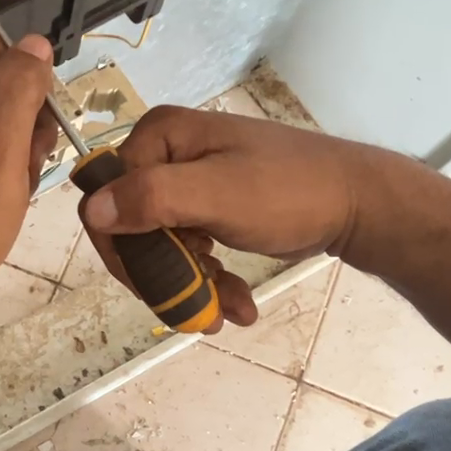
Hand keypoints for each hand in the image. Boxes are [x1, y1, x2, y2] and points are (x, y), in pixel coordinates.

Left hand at [0, 32, 59, 319]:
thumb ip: (18, 92)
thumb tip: (36, 45)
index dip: (24, 82)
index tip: (32, 127)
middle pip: (1, 83)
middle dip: (24, 122)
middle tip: (20, 165)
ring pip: (4, 117)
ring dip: (21, 149)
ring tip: (13, 185)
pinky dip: (9, 168)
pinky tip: (6, 194)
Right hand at [77, 105, 417, 327]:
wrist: (358, 203)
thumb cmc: (290, 192)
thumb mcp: (217, 195)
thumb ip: (152, 198)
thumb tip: (91, 210)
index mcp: (158, 138)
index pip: (107, 201)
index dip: (125, 251)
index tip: (157, 287)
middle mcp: (164, 154)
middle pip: (132, 230)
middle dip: (165, 277)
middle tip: (196, 311)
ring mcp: (186, 182)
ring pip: (159, 248)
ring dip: (190, 286)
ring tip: (224, 312)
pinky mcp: (206, 207)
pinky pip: (186, 250)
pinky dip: (208, 281)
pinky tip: (235, 304)